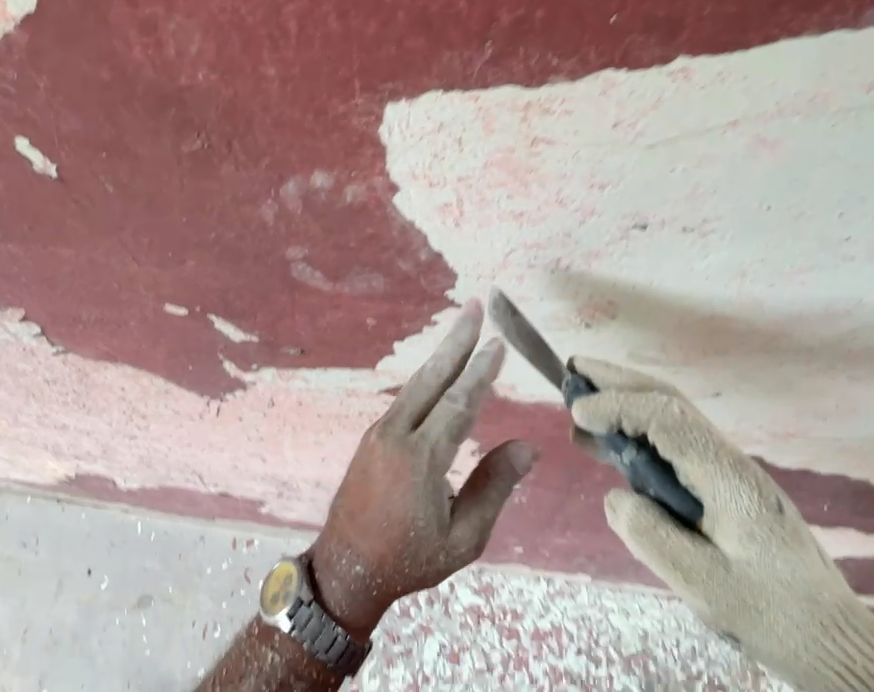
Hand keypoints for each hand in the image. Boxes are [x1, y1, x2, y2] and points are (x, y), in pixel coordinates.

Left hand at [309, 301, 536, 637]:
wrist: (346, 567)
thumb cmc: (410, 558)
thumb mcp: (463, 537)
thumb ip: (493, 488)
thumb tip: (527, 447)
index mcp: (420, 459)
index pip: (458, 404)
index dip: (480, 373)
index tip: (498, 343)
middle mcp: (396, 435)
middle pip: (431, 378)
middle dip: (456, 342)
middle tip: (475, 307)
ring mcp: (379, 433)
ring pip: (415, 385)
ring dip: (441, 356)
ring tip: (462, 329)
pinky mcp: (372, 437)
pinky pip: (405, 400)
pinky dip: (426, 379)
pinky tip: (439, 372)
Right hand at [567, 356, 873, 691]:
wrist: (832, 640)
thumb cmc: (771, 614)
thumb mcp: (704, 586)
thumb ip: (651, 536)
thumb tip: (615, 497)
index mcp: (726, 478)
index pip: (665, 417)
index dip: (617, 405)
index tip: (577, 411)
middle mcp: (729, 463)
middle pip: (670, 402)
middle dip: (619, 380)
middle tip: (572, 366)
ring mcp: (730, 474)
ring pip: (673, 419)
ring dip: (626, 402)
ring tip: (579, 404)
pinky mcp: (727, 491)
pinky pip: (676, 446)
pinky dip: (638, 433)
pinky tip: (611, 449)